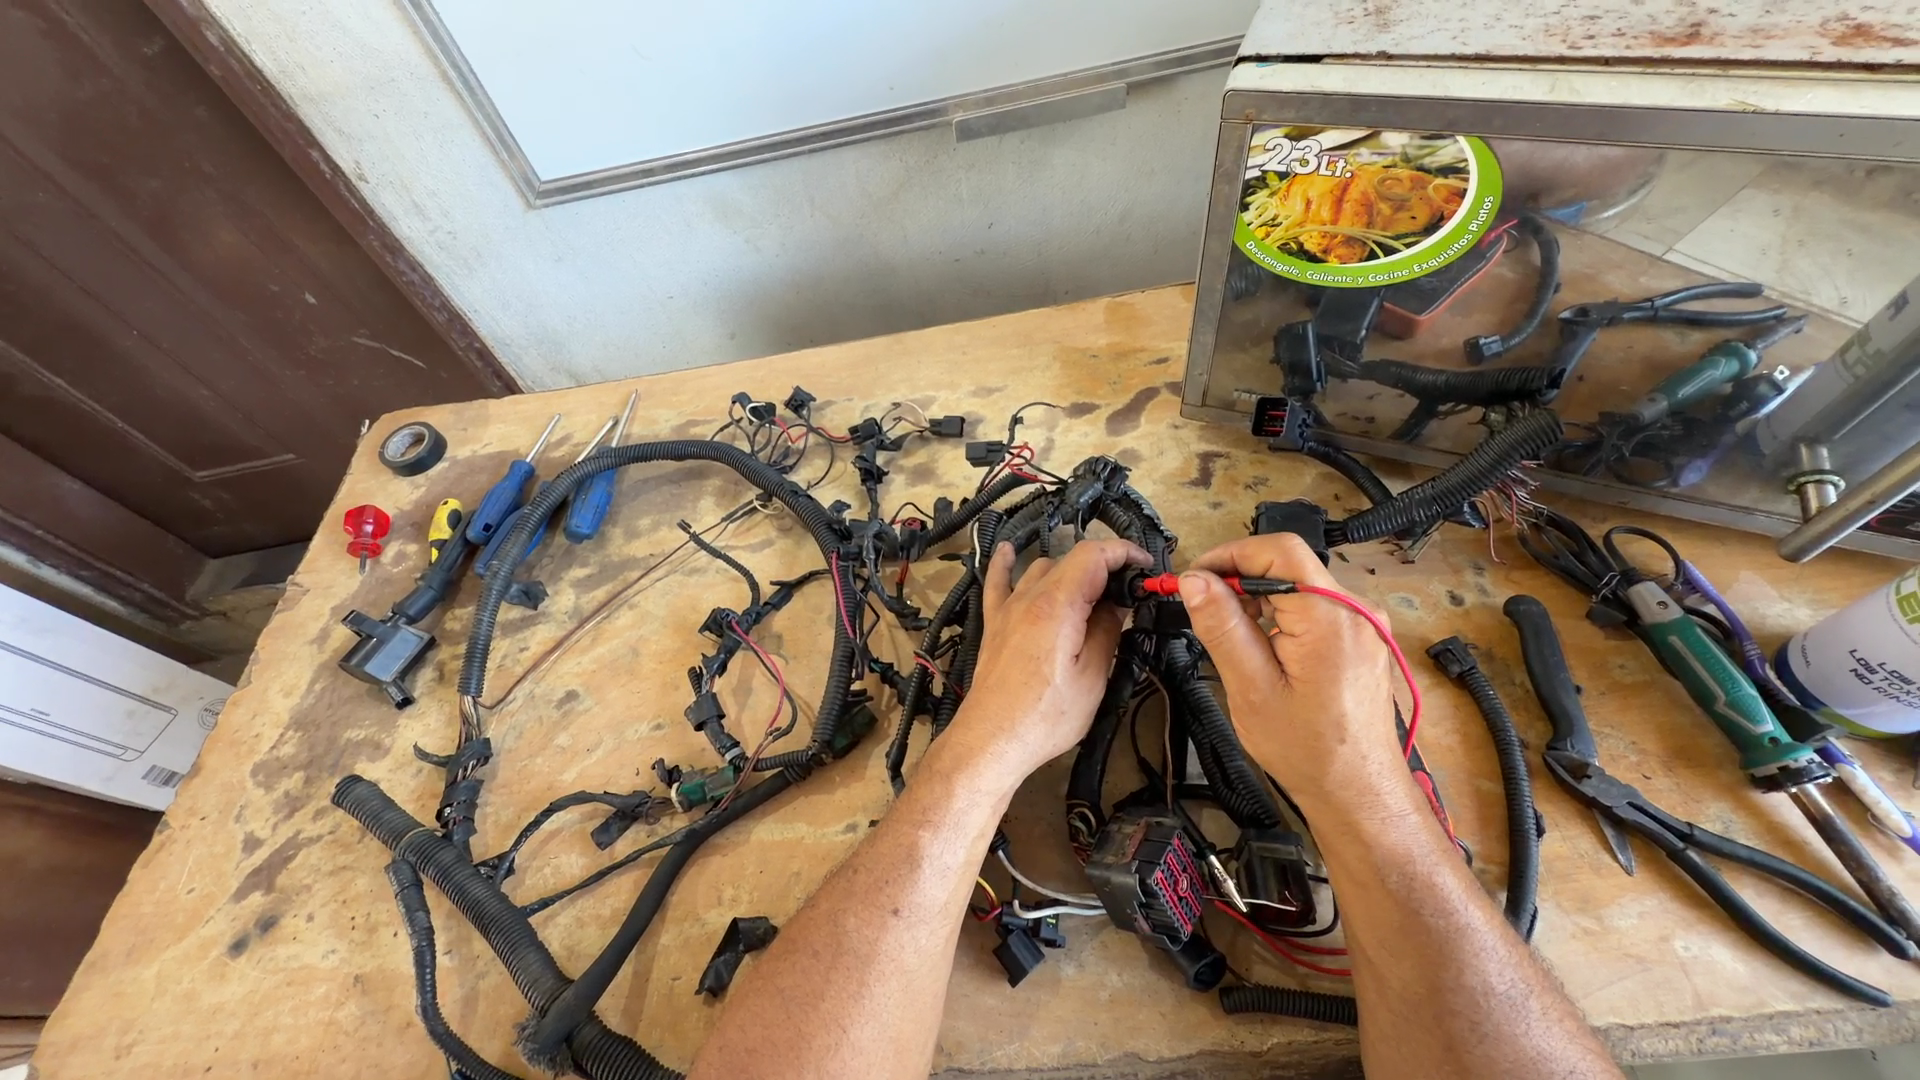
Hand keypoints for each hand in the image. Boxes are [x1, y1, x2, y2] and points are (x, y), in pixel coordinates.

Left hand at [939, 539, 1150, 778]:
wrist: (993, 738)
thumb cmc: (1046, 716)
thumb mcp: (1093, 676)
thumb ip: (1108, 631)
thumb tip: (1119, 604)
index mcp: (1058, 605)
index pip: (1094, 556)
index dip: (1123, 552)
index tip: (1145, 566)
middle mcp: (1029, 597)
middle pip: (1070, 560)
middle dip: (1105, 567)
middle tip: (1130, 592)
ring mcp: (1008, 608)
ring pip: (1042, 569)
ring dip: (1071, 572)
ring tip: (1094, 593)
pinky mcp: (994, 623)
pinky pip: (997, 582)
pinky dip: (1005, 563)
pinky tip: (1007, 550)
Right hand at [1177, 534, 1415, 829]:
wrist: (1359, 791)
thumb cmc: (1304, 746)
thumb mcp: (1250, 686)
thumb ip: (1222, 626)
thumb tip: (1193, 580)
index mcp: (1329, 615)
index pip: (1278, 551)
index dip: (1229, 554)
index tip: (1193, 579)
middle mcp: (1355, 609)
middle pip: (1288, 564)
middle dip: (1239, 578)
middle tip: (1204, 611)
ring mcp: (1363, 623)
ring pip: (1299, 584)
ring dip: (1257, 598)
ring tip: (1230, 634)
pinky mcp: (1362, 638)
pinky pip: (1314, 606)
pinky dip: (1280, 614)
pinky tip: (1261, 646)